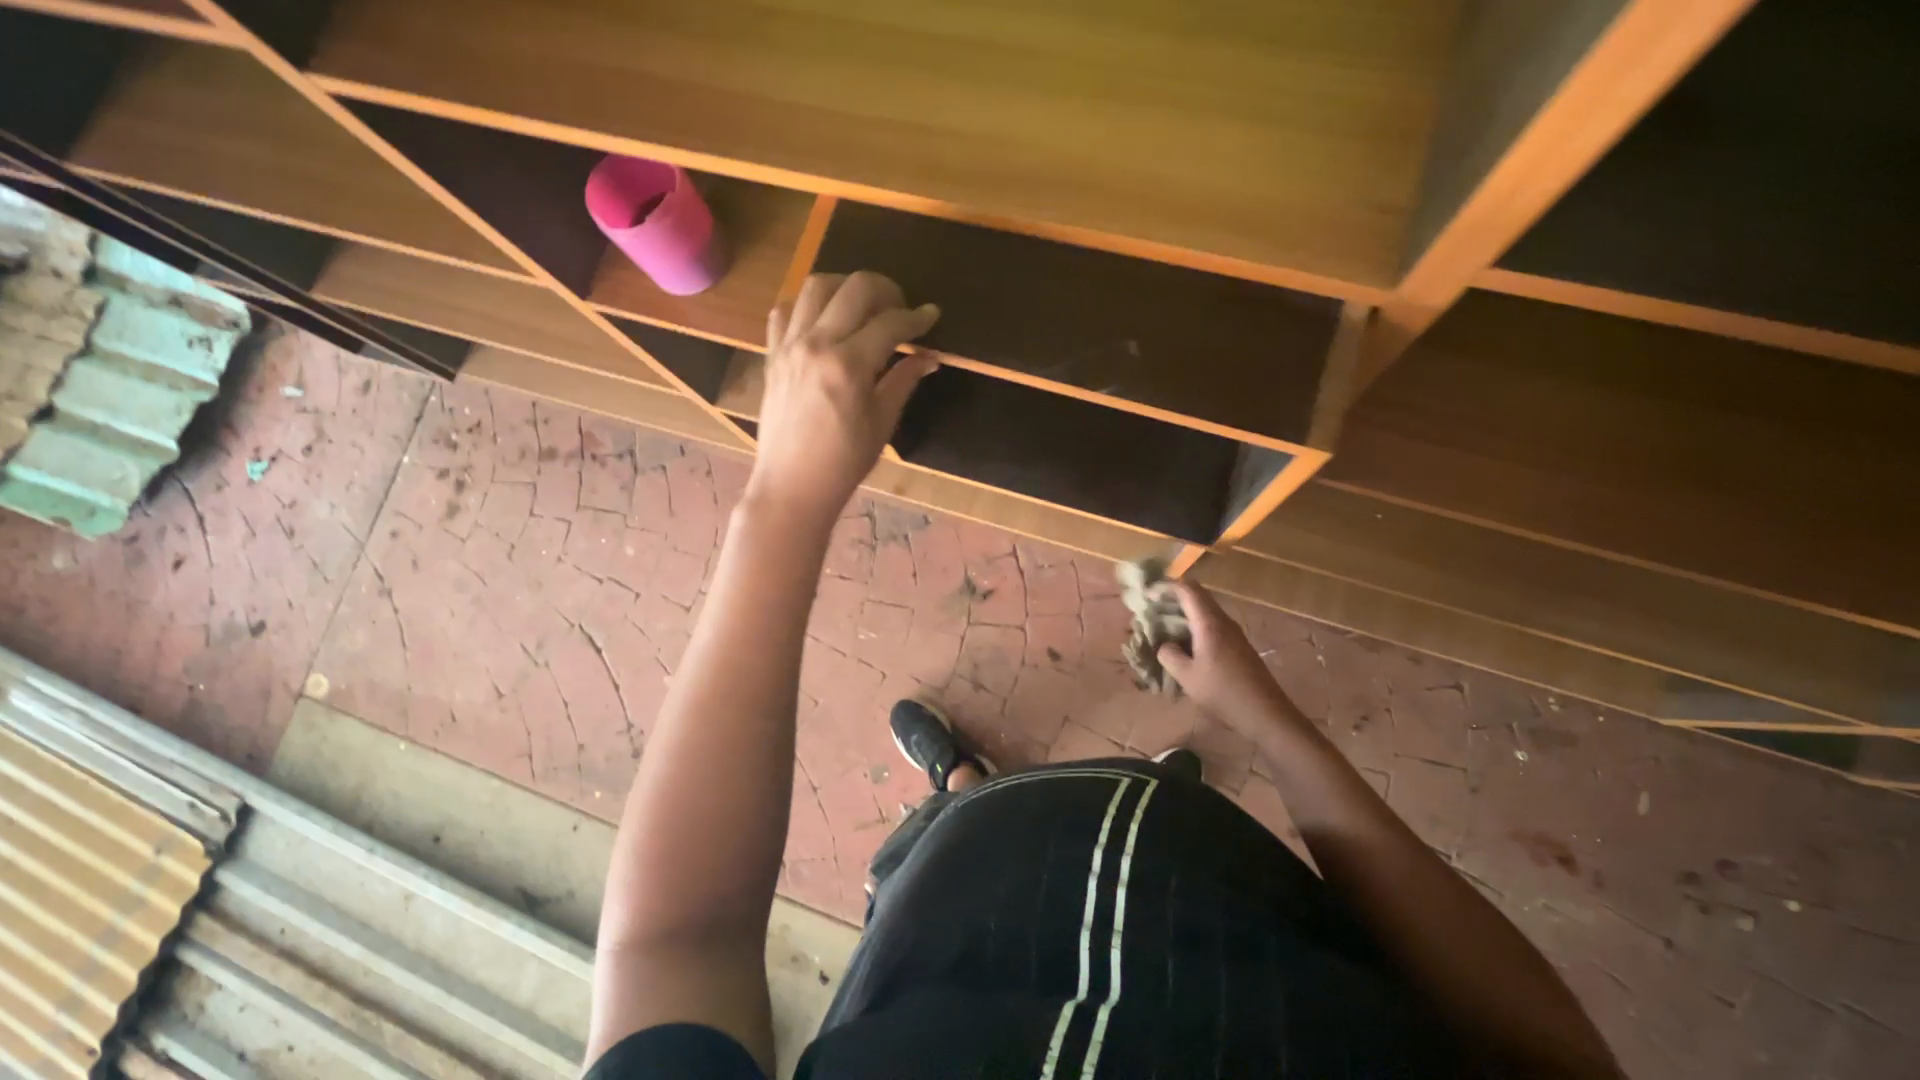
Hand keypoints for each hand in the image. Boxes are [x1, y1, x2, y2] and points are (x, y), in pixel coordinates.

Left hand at [746, 271, 938, 526]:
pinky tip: (823, 322)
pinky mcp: (772, 354)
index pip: (890, 322)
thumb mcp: (882, 421)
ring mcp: (790, 345)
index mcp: (849, 364)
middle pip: (855, 287)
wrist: (792, 485)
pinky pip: (785, 311)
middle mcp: (817, 343)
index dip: (916, 316)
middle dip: (886, 289)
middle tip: (899, 308)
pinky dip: (806, 306)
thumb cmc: (844, 461)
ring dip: (845, 287)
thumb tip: (930, 355)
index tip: (931, 316)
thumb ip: (904, 380)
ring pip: (816, 286)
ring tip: (862, 306)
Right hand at [1156, 581, 1304, 737]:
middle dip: (1172, 600)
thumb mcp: (1186, 676)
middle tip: (1151, 612)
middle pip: (1197, 597)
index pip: (1187, 589)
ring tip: (1164, 629)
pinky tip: (1185, 646)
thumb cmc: (1222, 692)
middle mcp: (1223, 621)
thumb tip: (1165, 645)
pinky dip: (1194, 628)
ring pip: (1205, 612)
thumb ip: (1169, 655)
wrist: (1265, 712)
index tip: (1147, 595)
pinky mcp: (1238, 646)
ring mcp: (1234, 633)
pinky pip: (1212, 626)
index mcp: (1209, 623)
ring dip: (1184, 615)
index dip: (1166, 586)